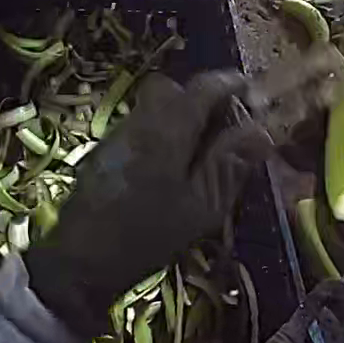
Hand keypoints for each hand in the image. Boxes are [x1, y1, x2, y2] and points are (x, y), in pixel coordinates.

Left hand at [24, 71, 271, 335]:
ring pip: (156, 107)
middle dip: (202, 99)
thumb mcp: (202, 205)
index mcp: (168, 127)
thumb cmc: (149, 233)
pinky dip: (163, 132)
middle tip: (225, 125)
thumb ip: (230, 163)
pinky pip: (142, 125)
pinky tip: (172, 165)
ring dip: (182, 116)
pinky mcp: (107, 150)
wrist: (82, 258)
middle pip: (174, 89)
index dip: (231, 84)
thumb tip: (262, 130)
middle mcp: (141, 119)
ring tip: (203, 149)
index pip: (203, 87)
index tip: (253, 92)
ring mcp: (119, 133)